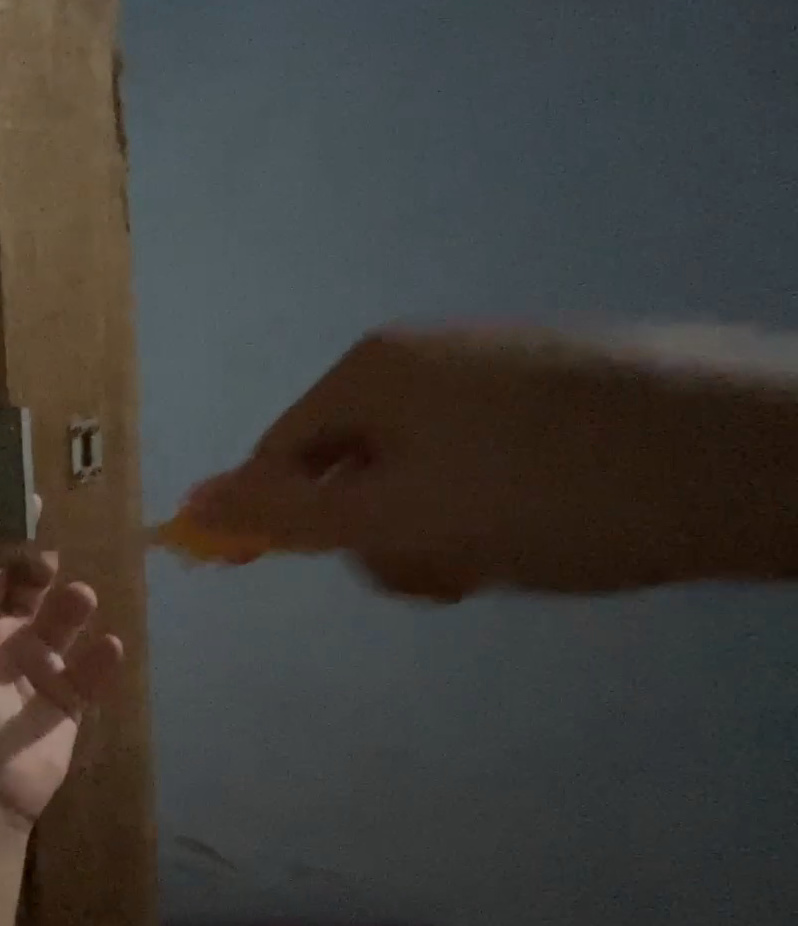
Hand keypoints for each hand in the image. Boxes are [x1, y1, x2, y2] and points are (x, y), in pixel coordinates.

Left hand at [0, 553, 124, 824]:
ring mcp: (41, 674)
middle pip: (28, 604)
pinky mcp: (69, 702)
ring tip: (82, 595)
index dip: (0, 565)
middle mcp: (8, 649)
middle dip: (37, 581)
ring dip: (70, 612)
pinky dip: (99, 661)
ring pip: (61, 632)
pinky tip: (110, 644)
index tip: (13, 537)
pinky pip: (89, 674)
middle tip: (49, 561)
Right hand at [181, 325, 797, 598]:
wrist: (774, 455)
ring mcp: (493, 365)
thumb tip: (186, 502)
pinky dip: (489, 504)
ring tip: (503, 555)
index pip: (277, 456)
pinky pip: (478, 456)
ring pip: (414, 469)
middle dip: (376, 531)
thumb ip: (279, 513)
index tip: (309, 568)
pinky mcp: (559, 384)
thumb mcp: (390, 517)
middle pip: (347, 465)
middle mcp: (420, 355)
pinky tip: (545, 528)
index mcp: (367, 371)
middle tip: (439, 570)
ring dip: (434, 527)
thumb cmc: (546, 492)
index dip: (280, 520)